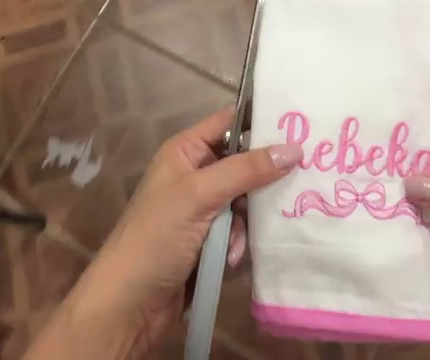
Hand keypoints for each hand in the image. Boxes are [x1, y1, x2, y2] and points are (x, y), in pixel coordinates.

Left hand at [30, 107, 303, 359]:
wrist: (129, 306)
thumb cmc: (156, 237)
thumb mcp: (199, 195)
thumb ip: (245, 170)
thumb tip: (293, 148)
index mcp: (185, 151)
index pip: (229, 123)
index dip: (260, 122)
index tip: (301, 125)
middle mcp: (195, 174)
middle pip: (244, 164)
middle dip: (261, 181)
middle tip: (296, 182)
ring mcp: (203, 210)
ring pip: (246, 201)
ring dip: (245, 223)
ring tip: (235, 241)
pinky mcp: (209, 242)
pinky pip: (240, 231)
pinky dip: (238, 245)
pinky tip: (230, 260)